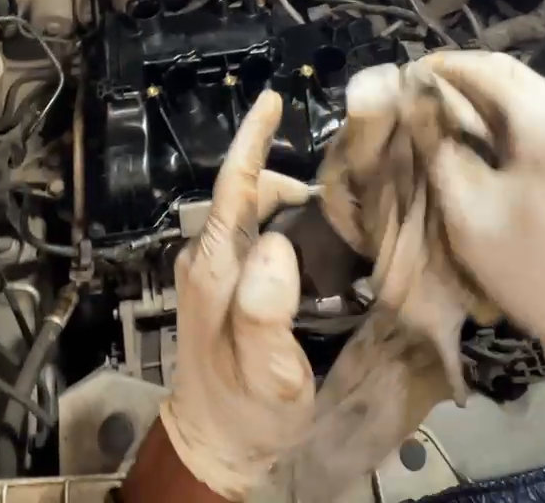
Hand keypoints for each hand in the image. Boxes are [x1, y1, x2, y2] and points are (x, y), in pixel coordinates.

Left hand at [159, 91, 315, 499]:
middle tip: (337, 213)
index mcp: (215, 265)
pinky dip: (282, 231)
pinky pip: (252, 237)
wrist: (216, 445)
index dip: (251, 140)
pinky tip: (310, 258)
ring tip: (330, 242)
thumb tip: (278, 242)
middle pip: (248, 195)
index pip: (232, 186)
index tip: (270, 100)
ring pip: (252, 215)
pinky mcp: (220, 283)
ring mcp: (210, 270)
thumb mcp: (265, 367)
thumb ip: (266, 305)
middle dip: (289, 189)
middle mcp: (206, 257)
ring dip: (289, 214)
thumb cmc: (246, 409)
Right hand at [411, 51, 544, 391]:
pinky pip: (543, 108)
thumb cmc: (536, 271)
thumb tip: (416, 105)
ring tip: (445, 112)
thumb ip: (439, 151)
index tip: (402, 80)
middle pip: (508, 70)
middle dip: (460, 73)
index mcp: (544, 125)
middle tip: (420, 93)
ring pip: (527, 86)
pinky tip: (485, 132)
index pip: (482, 68)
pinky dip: (508, 108)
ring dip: (484, 89)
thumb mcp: (470, 216)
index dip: (437, 67)